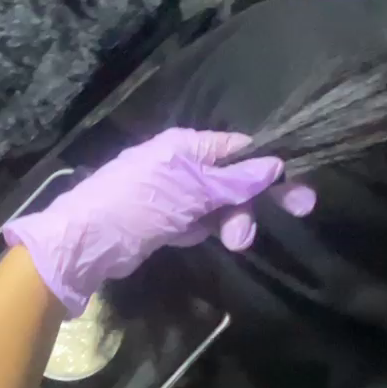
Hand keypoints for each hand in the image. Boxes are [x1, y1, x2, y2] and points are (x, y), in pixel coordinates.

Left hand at [1, 128, 313, 314]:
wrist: (87, 241)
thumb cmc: (140, 204)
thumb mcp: (193, 190)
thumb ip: (234, 181)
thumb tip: (276, 164)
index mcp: (186, 145)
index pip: (239, 149)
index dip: (270, 167)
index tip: (300, 193)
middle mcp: (180, 163)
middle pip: (233, 177)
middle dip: (253, 201)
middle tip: (291, 216)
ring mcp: (171, 192)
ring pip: (218, 203)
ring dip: (231, 220)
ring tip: (234, 242)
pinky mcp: (163, 219)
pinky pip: (198, 220)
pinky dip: (206, 230)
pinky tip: (200, 238)